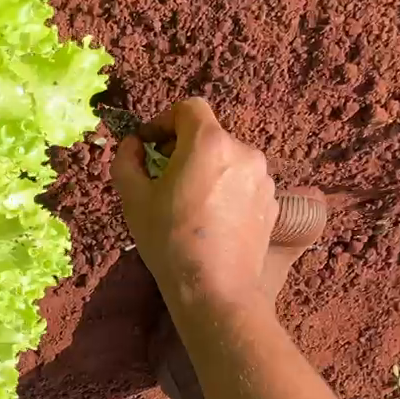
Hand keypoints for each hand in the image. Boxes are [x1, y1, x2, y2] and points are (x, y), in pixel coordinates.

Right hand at [110, 98, 276, 312]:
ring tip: (187, 206)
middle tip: (162, 181)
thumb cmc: (169, 241)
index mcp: (209, 143)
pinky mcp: (273, 203)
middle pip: (208, 136)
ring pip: (226, 161)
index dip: (164, 122)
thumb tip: (133, 145)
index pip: (188, 108)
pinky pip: (242, 185)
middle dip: (183, 151)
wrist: (215, 290)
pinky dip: (225, 192)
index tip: (148, 147)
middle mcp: (243, 151)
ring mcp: (263, 178)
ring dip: (205, 172)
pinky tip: (210, 222)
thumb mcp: (133, 200)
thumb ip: (126, 162)